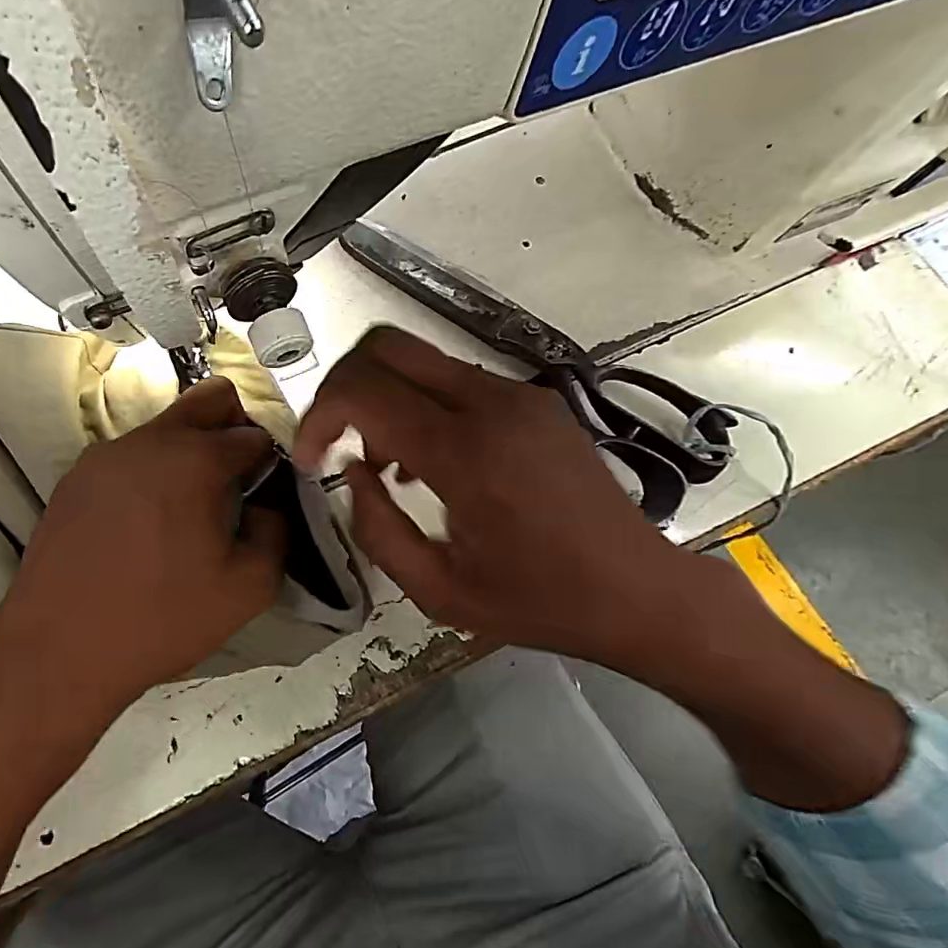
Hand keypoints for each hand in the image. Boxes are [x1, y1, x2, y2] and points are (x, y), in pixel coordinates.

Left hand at [0, 378, 286, 716]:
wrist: (57, 652)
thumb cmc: (161, 618)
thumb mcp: (249, 588)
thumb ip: (276, 533)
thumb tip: (265, 507)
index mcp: (195, 459)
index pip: (253, 434)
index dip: (270, 461)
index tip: (268, 493)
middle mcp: (147, 442)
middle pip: (208, 400)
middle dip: (235, 428)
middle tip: (239, 482)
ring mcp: (103, 457)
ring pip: (166, 430)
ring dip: (191, 455)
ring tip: (190, 514)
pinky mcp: (74, 481)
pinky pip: (131, 458)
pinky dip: (153, 474)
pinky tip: (148, 527)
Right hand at [295, 328, 693, 667]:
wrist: (636, 589)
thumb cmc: (539, 601)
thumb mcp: (439, 590)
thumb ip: (377, 529)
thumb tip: (353, 472)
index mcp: (464, 452)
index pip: (363, 390)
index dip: (318, 418)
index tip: (310, 459)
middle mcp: (492, 405)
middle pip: (387, 346)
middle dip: (343, 387)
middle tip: (336, 443)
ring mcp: (521, 397)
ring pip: (424, 360)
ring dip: (387, 399)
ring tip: (388, 468)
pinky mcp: (538, 403)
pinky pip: (461, 382)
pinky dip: (426, 407)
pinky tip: (435, 463)